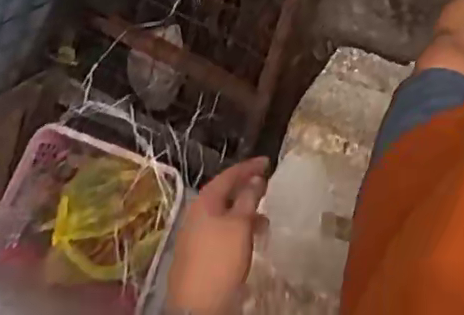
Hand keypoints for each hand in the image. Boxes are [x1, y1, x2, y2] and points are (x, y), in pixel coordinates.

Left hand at [165, 157, 268, 314]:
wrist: (196, 308)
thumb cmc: (220, 259)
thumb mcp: (240, 224)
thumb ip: (249, 198)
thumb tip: (255, 178)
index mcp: (205, 200)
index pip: (229, 174)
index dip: (249, 167)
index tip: (268, 162)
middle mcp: (197, 213)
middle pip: (225, 193)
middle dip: (247, 189)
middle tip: (267, 187)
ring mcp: (195, 235)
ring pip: (224, 214)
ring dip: (244, 212)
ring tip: (264, 221)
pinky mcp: (198, 255)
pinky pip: (221, 232)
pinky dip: (237, 230)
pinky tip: (248, 241)